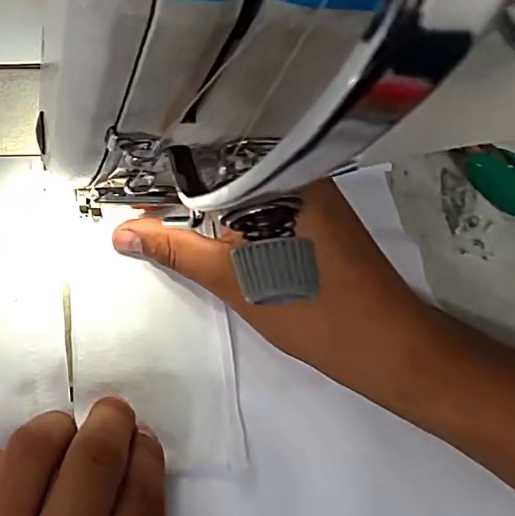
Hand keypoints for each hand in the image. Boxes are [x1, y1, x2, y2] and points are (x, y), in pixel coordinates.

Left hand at [0, 397, 165, 515]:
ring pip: (27, 457)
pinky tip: (11, 465)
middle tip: (113, 413)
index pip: (138, 514)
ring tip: (67, 426)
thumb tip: (125, 493)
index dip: (145, 465)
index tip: (143, 444)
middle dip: (109, 429)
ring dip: (56, 428)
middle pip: (90, 472)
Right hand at [111, 178, 443, 404]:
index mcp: (280, 175)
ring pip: (236, 193)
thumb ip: (175, 250)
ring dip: (199, 210)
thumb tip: (122, 233)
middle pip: (219, 175)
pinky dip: (226, 222)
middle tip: (134, 213)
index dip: (162, 179)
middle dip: (176, 195)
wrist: (392, 353)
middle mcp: (295, 174)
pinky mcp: (311, 217)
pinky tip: (200, 235)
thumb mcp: (234, 279)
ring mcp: (306, 195)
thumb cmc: (318, 313)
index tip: (125, 195)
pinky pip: (256, 208)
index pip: (206, 163)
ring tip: (156, 223)